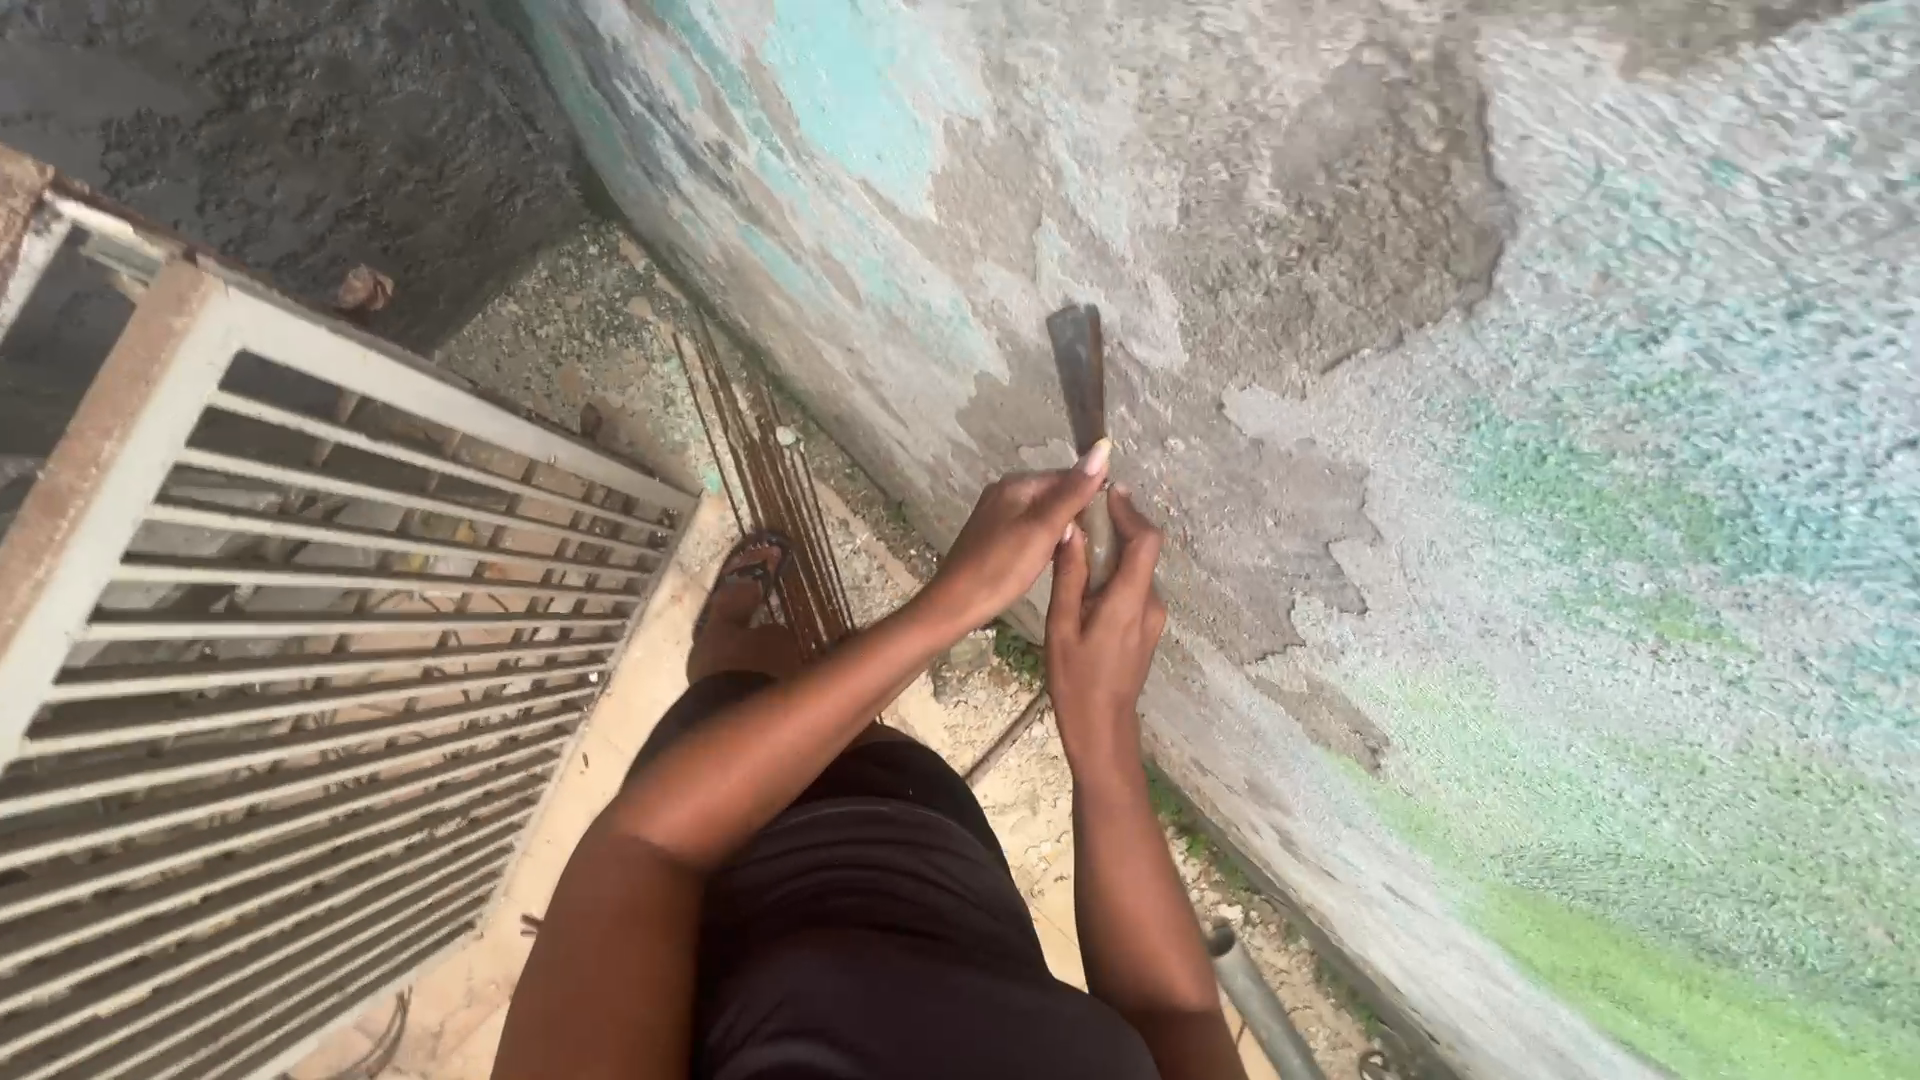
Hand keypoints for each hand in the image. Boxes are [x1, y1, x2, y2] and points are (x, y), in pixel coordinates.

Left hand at [922, 439, 1110, 627]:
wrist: (956, 603)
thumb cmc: (1002, 566)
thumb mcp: (1043, 528)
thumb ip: (1073, 492)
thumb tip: (1102, 448)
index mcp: (1016, 484)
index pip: (1066, 477)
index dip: (1092, 495)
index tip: (1112, 521)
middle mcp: (1005, 493)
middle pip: (1055, 494)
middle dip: (1078, 514)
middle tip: (1099, 542)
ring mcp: (997, 515)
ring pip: (1044, 514)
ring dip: (1063, 530)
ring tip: (1082, 551)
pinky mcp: (994, 537)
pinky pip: (1030, 530)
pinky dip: (1046, 541)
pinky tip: (1054, 559)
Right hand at [1045, 485, 1166, 771]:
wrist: (1103, 727)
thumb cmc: (1076, 680)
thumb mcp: (1062, 626)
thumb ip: (1069, 576)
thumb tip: (1072, 530)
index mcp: (1130, 601)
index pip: (1145, 541)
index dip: (1130, 511)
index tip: (1108, 493)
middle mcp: (1151, 604)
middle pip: (1142, 551)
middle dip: (1117, 527)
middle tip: (1083, 514)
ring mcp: (1153, 618)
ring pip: (1136, 570)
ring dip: (1113, 552)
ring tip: (1078, 544)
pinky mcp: (1147, 628)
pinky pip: (1134, 588)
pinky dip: (1114, 573)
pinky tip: (1087, 579)